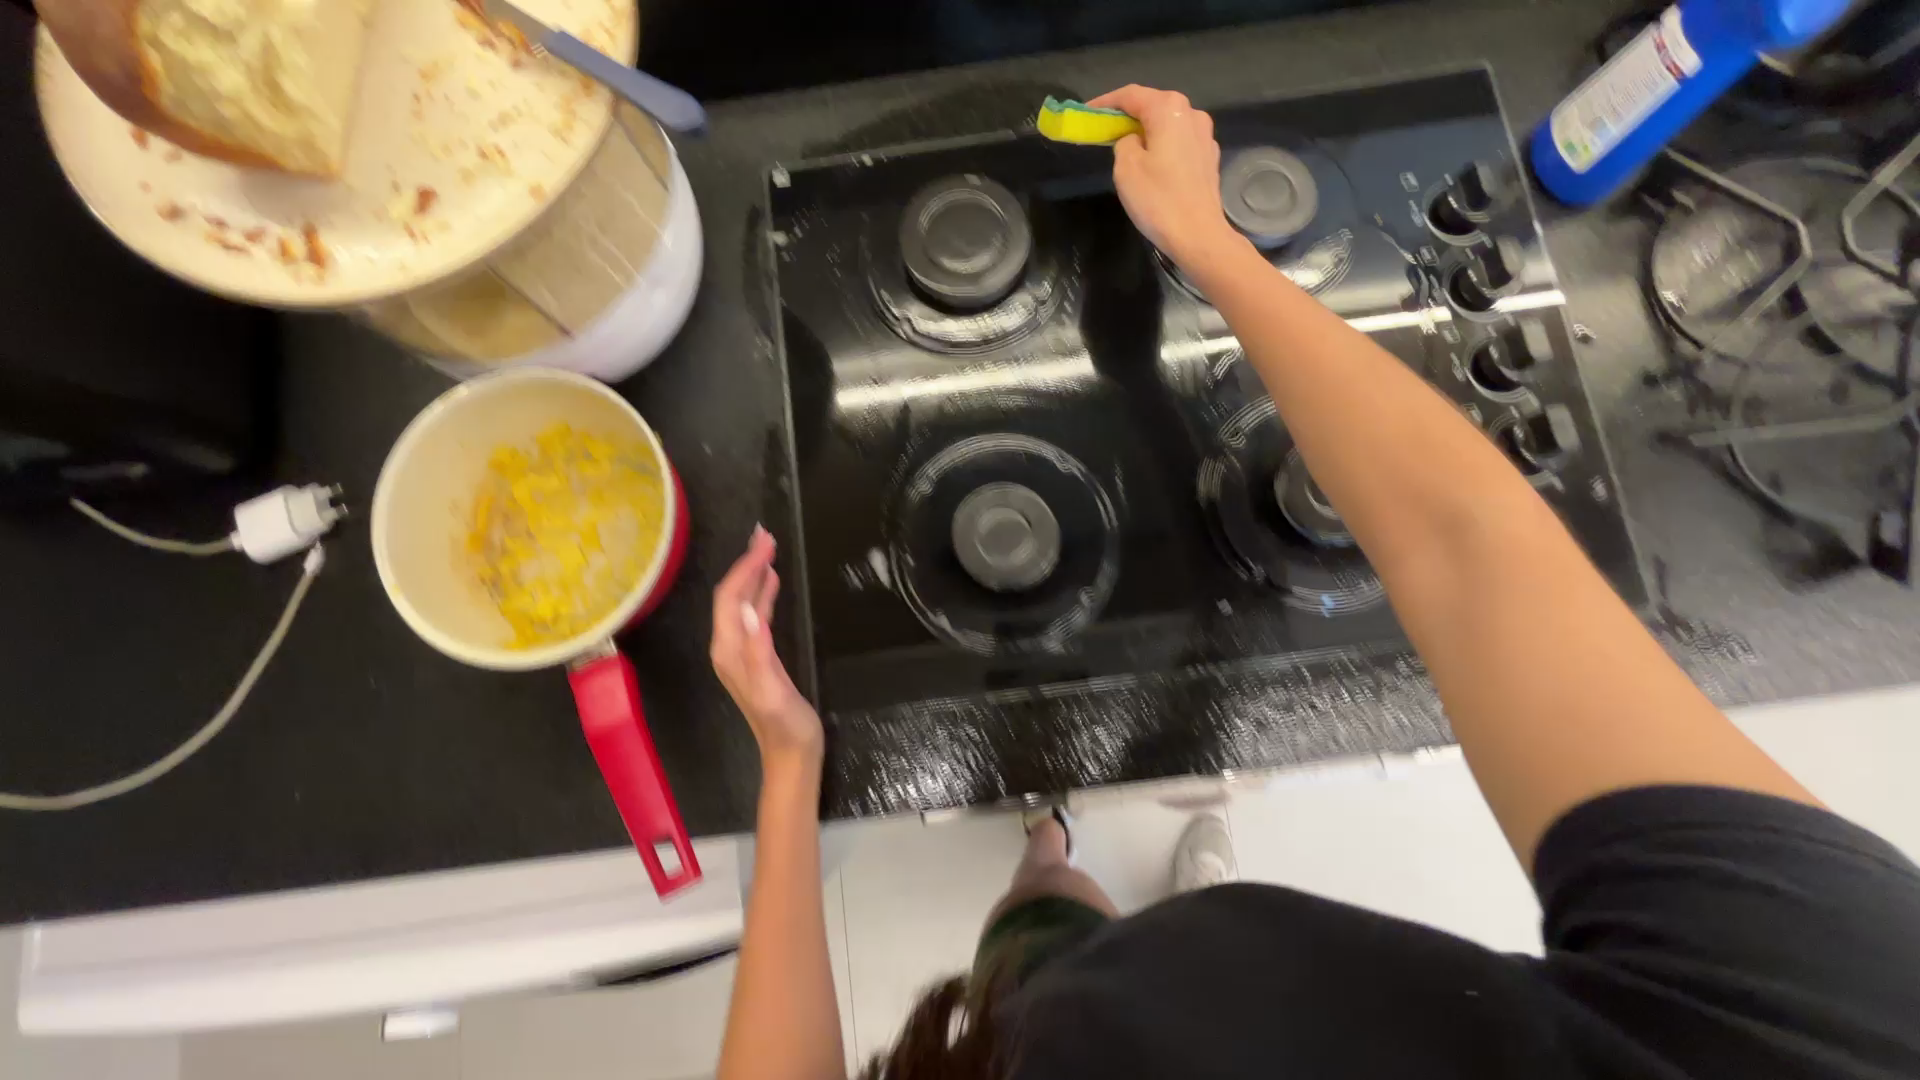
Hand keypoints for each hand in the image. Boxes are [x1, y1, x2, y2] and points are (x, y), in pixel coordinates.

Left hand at [710, 526, 822, 767]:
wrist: (791, 755)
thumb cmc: (786, 725)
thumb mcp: (774, 689)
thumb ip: (759, 650)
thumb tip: (750, 608)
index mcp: (730, 651)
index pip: (731, 597)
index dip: (746, 566)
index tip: (766, 541)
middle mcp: (728, 647)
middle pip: (732, 595)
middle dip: (746, 563)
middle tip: (767, 534)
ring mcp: (740, 652)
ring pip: (742, 602)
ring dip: (753, 574)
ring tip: (769, 548)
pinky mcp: (755, 656)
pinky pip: (754, 615)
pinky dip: (761, 593)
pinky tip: (771, 582)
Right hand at [1087, 85, 1243, 269]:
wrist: (1198, 235)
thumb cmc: (1158, 200)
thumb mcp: (1125, 168)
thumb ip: (1123, 143)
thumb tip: (1133, 140)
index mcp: (1168, 109)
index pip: (1131, 95)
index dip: (1105, 102)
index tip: (1086, 113)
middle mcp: (1191, 113)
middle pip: (1153, 106)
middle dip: (1128, 115)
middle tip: (1105, 131)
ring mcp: (1204, 136)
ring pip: (1168, 125)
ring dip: (1146, 131)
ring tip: (1128, 149)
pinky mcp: (1208, 158)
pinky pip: (1179, 143)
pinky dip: (1162, 146)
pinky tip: (1153, 164)